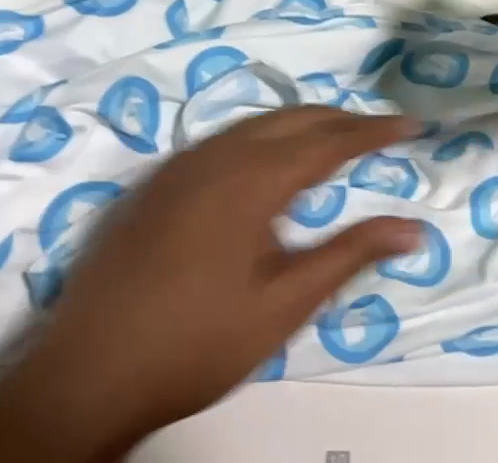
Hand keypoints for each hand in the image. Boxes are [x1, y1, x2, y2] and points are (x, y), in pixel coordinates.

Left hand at [0, 107, 421, 461]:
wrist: (84, 378)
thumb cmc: (196, 343)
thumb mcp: (285, 304)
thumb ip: (350, 255)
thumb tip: (413, 228)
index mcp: (251, 180)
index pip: (328, 141)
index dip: (374, 131)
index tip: (413, 125)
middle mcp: (214, 158)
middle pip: (291, 119)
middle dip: (340, 120)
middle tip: (380, 132)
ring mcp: (177, 168)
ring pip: (252, 125)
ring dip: (299, 125)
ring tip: (333, 141)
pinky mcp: (153, 186)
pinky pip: (220, 141)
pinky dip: (260, 138)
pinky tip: (265, 166)